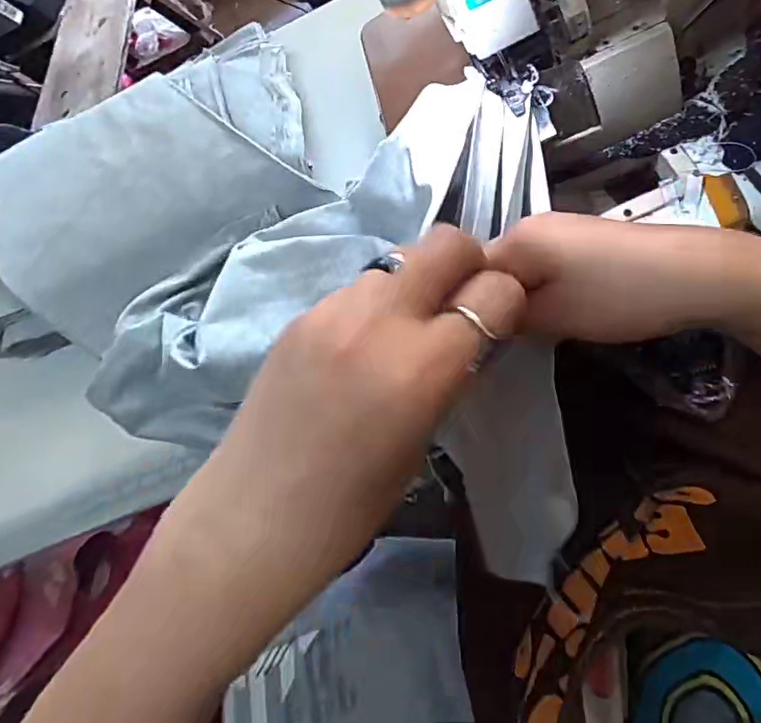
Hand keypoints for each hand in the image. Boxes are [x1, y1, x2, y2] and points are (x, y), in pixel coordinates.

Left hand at [185, 225, 524, 575]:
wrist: (254, 517)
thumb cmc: (351, 507)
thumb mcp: (423, 438)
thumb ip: (450, 372)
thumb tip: (467, 332)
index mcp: (422, 366)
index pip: (493, 291)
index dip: (507, 300)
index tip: (501, 318)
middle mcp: (379, 321)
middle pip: (446, 244)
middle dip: (467, 262)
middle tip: (461, 298)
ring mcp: (332, 310)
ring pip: (398, 260)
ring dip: (416, 282)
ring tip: (405, 325)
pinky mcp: (301, 314)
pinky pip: (356, 287)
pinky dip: (373, 303)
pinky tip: (359, 343)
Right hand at [488, 212, 760, 343]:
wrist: (697, 274)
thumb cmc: (619, 295)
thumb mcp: (555, 318)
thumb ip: (508, 320)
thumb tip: (481, 323)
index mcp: (516, 236)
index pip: (466, 272)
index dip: (465, 307)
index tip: (467, 341)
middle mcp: (531, 223)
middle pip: (491, 268)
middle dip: (492, 302)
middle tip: (496, 342)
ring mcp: (558, 228)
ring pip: (519, 268)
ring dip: (519, 298)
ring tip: (527, 332)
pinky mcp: (581, 239)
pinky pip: (542, 265)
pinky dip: (542, 289)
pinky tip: (558, 312)